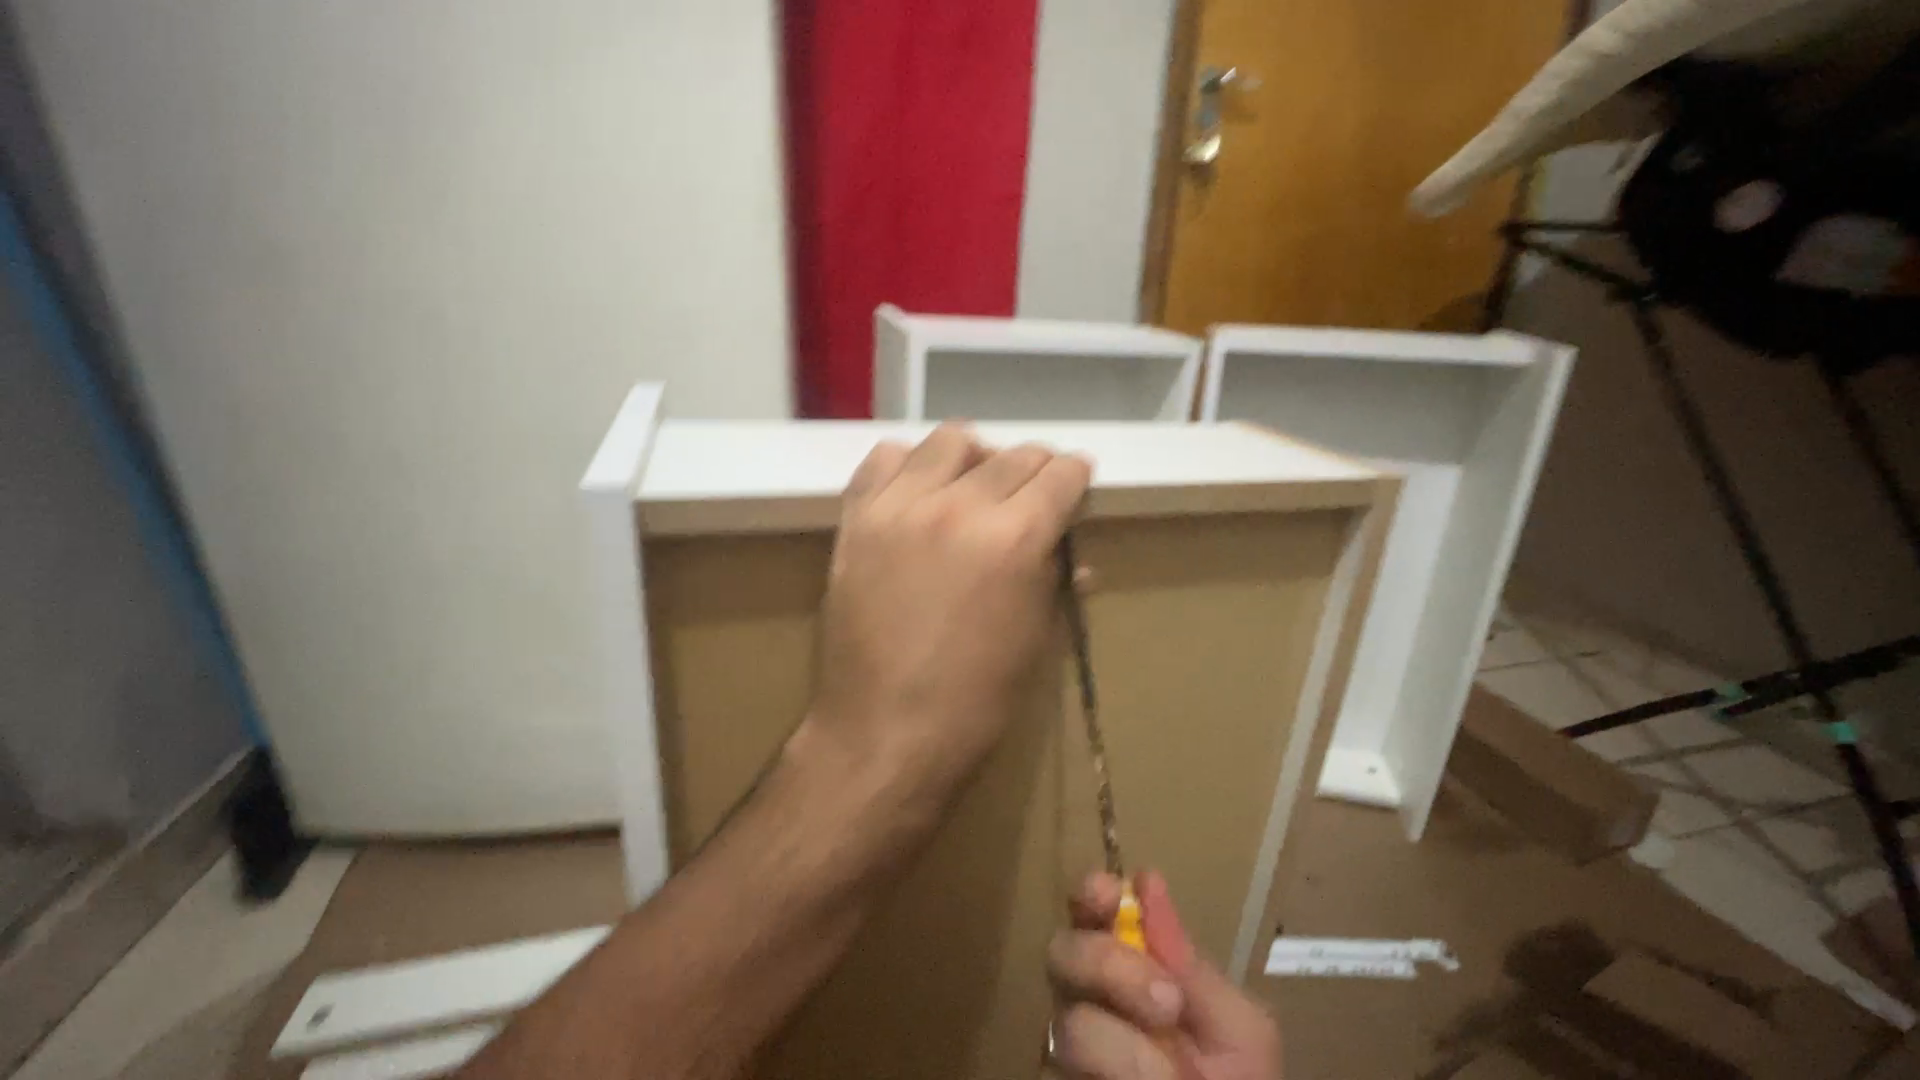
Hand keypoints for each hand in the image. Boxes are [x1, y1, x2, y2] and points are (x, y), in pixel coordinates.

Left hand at [803, 422, 1091, 800]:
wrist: (884, 731)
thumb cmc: (974, 700)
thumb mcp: (1034, 640)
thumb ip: (1054, 582)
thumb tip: (1076, 559)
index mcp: (1015, 538)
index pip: (1059, 475)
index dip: (1075, 476)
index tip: (1075, 482)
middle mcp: (959, 506)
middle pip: (1011, 455)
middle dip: (1034, 467)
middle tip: (1032, 491)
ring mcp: (901, 507)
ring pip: (948, 441)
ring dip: (972, 456)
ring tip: (972, 483)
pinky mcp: (857, 520)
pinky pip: (883, 461)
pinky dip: (907, 465)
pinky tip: (916, 492)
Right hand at [1049, 872, 1282, 1079]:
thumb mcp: (1240, 1032)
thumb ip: (1192, 966)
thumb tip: (1145, 879)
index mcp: (1135, 974)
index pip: (1090, 912)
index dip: (1090, 894)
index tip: (1106, 894)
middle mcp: (1093, 1007)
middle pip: (1061, 953)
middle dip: (1108, 965)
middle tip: (1165, 1000)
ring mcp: (1072, 1060)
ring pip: (1068, 1025)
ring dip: (1126, 1048)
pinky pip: (1065, 1076)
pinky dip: (1120, 1075)